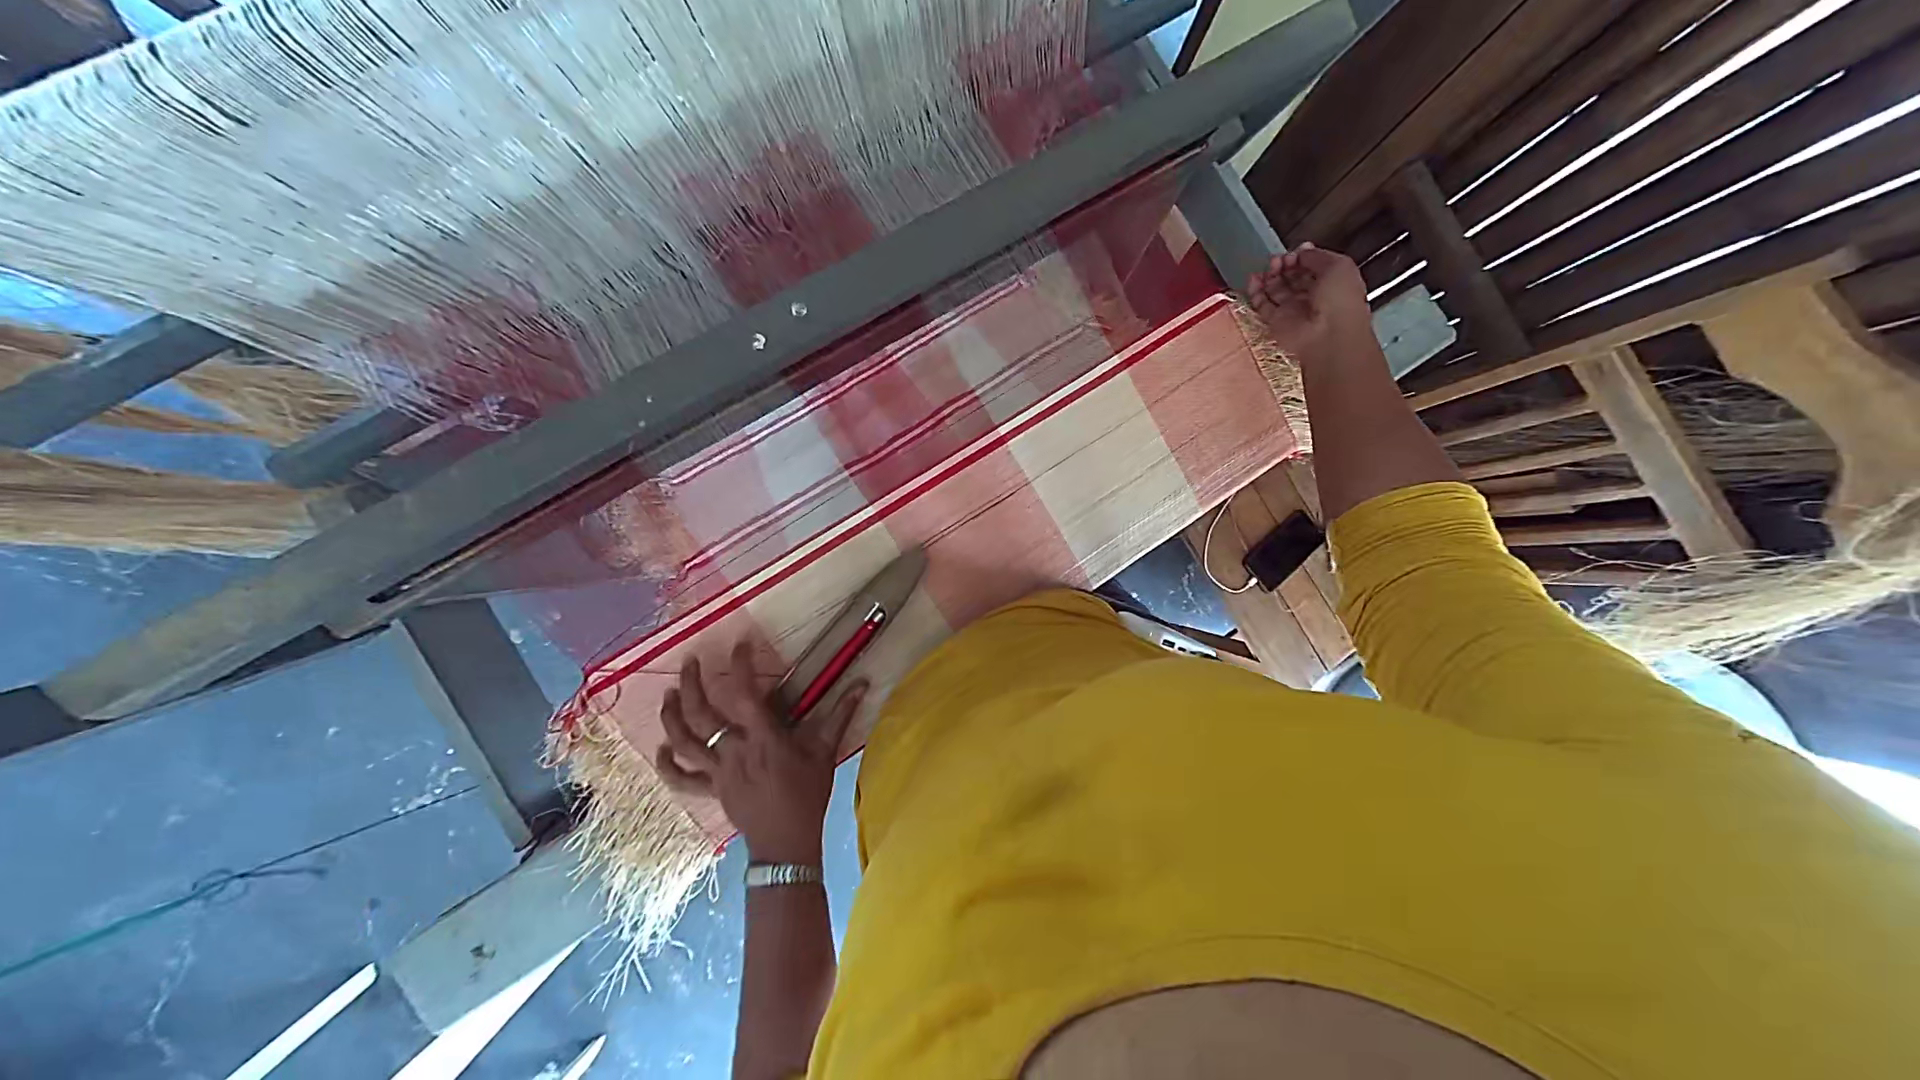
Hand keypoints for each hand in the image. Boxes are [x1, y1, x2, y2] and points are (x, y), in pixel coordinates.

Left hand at [654, 641, 866, 863]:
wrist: (787, 843)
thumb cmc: (808, 795)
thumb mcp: (826, 752)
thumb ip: (840, 714)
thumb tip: (863, 683)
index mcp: (764, 740)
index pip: (744, 695)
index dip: (739, 667)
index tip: (740, 645)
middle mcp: (735, 752)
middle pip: (702, 715)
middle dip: (692, 685)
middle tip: (690, 662)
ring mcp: (719, 772)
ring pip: (684, 742)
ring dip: (672, 716)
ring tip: (669, 693)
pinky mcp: (711, 790)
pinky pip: (682, 778)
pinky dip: (666, 764)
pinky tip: (659, 748)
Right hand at [1245, 244, 1373, 364]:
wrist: (1327, 336)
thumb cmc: (1340, 302)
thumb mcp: (1338, 265)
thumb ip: (1317, 255)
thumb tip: (1302, 250)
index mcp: (1330, 283)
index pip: (1310, 267)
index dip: (1301, 257)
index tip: (1295, 252)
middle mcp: (1310, 298)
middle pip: (1291, 277)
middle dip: (1284, 265)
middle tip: (1280, 259)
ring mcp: (1292, 310)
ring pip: (1275, 289)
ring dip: (1270, 275)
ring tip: (1269, 266)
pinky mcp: (1275, 322)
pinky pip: (1261, 304)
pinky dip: (1256, 291)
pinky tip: (1254, 279)